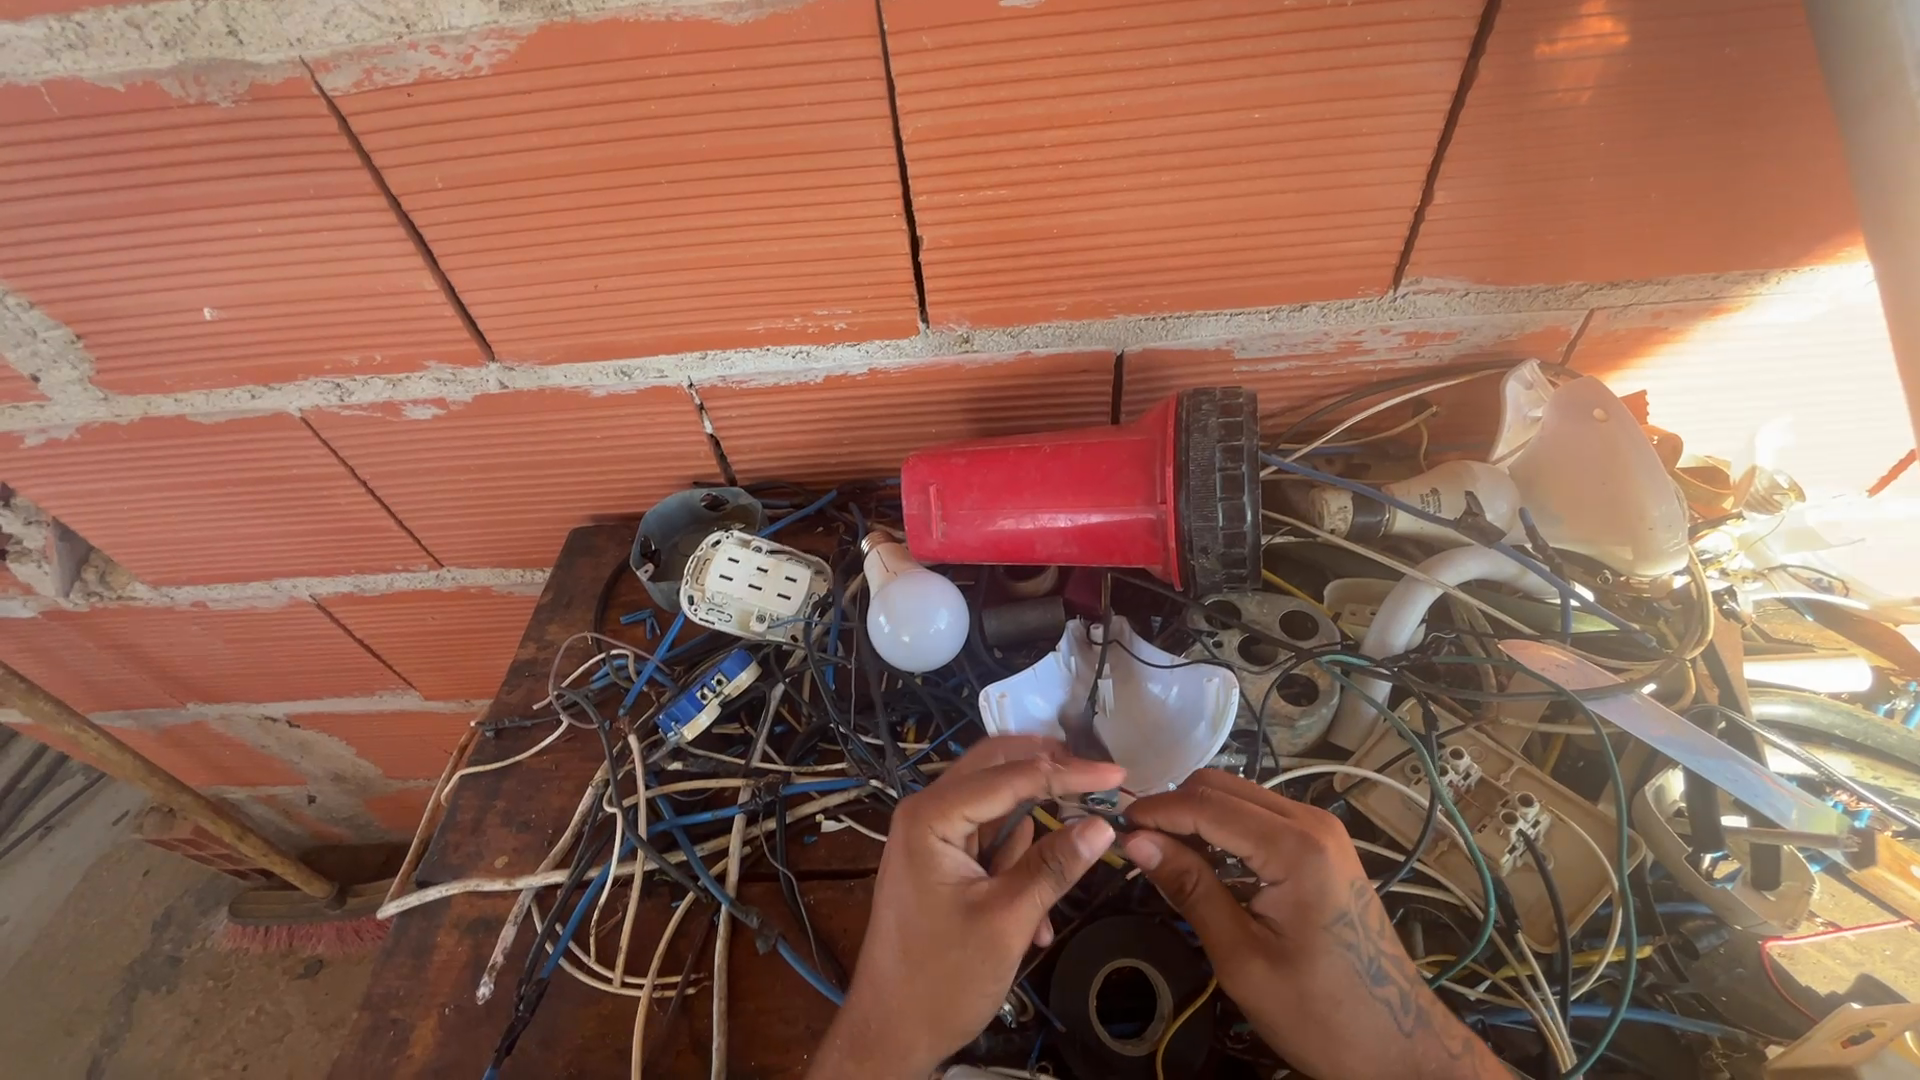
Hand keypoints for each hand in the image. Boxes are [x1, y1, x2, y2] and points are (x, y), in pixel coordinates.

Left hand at [808, 737, 1123, 1079]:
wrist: (890, 1035)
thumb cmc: (941, 979)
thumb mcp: (1006, 921)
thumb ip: (1054, 866)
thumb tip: (1102, 826)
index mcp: (931, 815)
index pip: (1008, 775)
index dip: (1066, 772)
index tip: (1115, 774)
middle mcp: (927, 811)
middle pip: (997, 770)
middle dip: (1047, 778)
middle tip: (1097, 783)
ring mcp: (932, 835)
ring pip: (998, 810)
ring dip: (1029, 844)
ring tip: (1039, 907)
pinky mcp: (942, 860)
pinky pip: (990, 843)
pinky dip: (1016, 867)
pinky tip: (1030, 921)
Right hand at [1120, 769, 1504, 1079]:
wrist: (1402, 1051)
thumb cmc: (1320, 1014)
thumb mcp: (1242, 957)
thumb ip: (1189, 888)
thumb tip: (1135, 840)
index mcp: (1294, 846)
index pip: (1205, 804)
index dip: (1155, 812)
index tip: (1116, 831)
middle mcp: (1310, 821)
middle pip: (1220, 786)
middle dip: (1173, 808)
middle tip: (1139, 846)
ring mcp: (1320, 831)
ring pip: (1237, 795)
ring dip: (1196, 816)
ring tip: (1165, 856)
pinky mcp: (1322, 846)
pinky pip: (1258, 816)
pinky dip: (1223, 828)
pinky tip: (1206, 864)